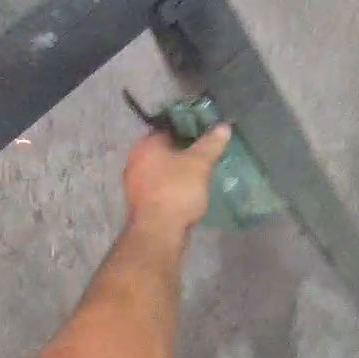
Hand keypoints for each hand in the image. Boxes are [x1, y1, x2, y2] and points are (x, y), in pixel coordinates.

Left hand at [123, 125, 230, 239]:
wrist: (158, 231)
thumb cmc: (177, 190)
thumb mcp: (199, 163)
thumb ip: (211, 144)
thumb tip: (224, 126)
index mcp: (146, 144)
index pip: (168, 128)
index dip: (188, 129)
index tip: (205, 134)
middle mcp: (135, 160)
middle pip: (163, 150)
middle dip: (182, 152)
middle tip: (205, 155)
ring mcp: (134, 183)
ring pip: (160, 170)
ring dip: (176, 171)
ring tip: (199, 174)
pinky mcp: (140, 202)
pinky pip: (159, 187)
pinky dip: (171, 187)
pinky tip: (187, 193)